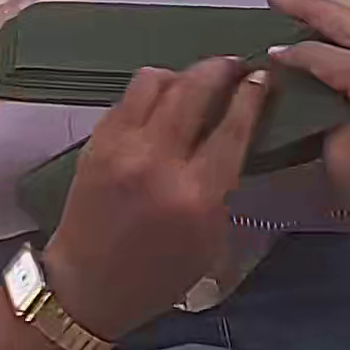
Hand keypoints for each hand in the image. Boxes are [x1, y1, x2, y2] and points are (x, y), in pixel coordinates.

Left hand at [42, 57, 267, 338]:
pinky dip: (152, 91)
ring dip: (182, 74)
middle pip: (195, 88)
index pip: (232, 127)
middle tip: (235, 65)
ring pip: (156, 80)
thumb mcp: (211, 239)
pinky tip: (162, 103)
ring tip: (195, 83)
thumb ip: (225, 184)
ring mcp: (122, 146)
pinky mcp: (97, 140)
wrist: (87, 284)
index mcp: (196, 195)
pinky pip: (128, 97)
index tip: (262, 77)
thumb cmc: (158, 274)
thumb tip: (236, 131)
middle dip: (222, 68)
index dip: (252, 95)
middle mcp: (158, 161)